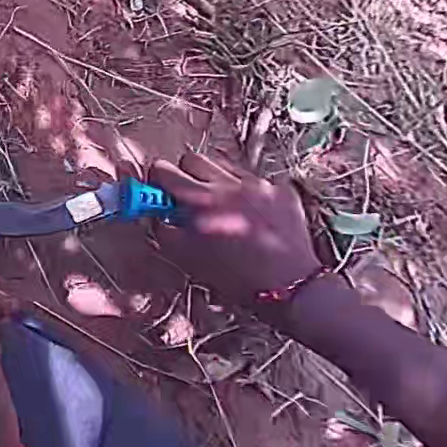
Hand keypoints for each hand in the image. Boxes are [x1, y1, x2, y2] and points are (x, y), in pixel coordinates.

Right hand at [150, 151, 321, 302]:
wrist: (290, 287)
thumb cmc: (234, 276)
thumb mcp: (187, 256)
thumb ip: (165, 229)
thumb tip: (158, 215)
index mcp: (202, 200)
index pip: (164, 170)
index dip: (156, 180)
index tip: (157, 191)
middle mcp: (230, 185)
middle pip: (193, 159)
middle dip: (184, 176)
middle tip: (186, 199)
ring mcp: (259, 184)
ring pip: (224, 167)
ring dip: (215, 182)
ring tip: (221, 208)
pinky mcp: (281, 190)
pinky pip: (254, 181)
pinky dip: (246, 194)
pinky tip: (250, 217)